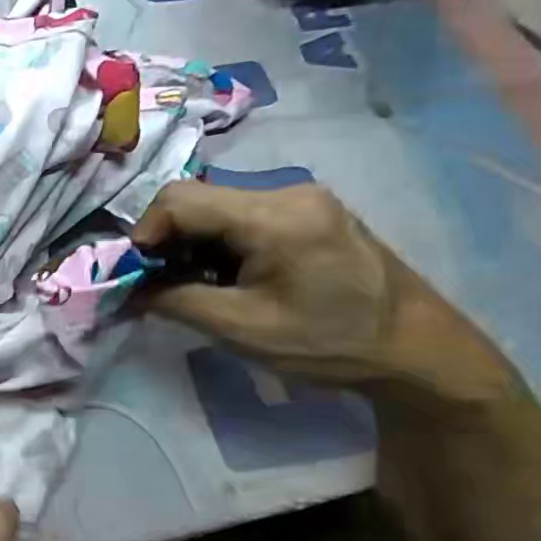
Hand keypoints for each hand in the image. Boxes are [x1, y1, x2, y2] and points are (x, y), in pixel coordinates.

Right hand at [132, 181, 518, 406]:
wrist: (413, 348)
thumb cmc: (325, 342)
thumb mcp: (237, 327)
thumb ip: (173, 300)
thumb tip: (127, 291)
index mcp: (274, 215)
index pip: (179, 200)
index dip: (143, 235)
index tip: (134, 276)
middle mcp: (287, 192)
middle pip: (195, 199)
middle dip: (163, 242)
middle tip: (156, 286)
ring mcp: (301, 200)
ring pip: (214, 208)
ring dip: (187, 245)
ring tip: (188, 286)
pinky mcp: (307, 213)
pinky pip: (239, 217)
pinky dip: (213, 245)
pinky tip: (220, 277)